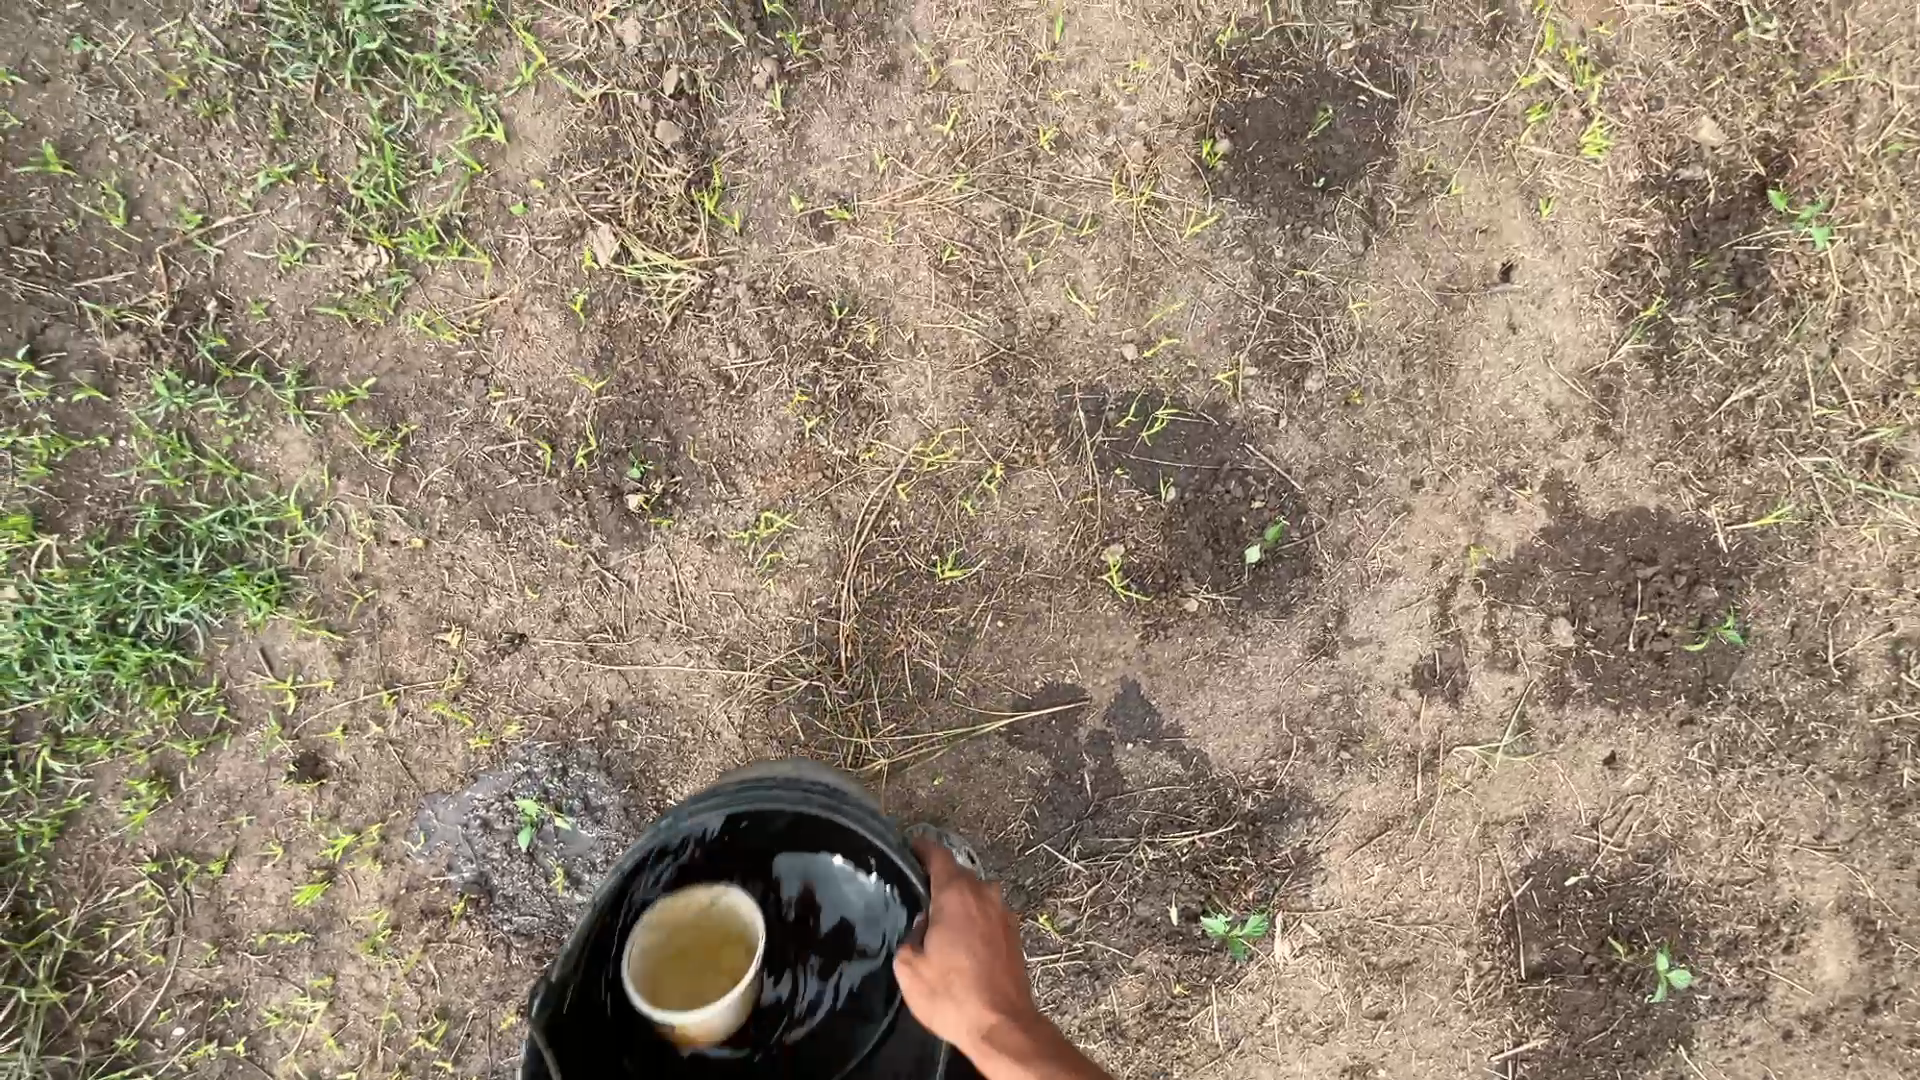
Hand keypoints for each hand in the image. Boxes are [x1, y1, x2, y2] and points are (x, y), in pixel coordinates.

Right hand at [893, 836, 1039, 1054]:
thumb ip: (909, 936)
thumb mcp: (909, 968)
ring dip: (959, 902)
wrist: (1002, 1025)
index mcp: (956, 892)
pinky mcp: (1014, 932)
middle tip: (918, 897)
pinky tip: (964, 943)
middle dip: (939, 880)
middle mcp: (983, 892)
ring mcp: (1003, 911)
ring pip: (975, 894)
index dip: (921, 848)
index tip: (909, 849)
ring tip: (941, 925)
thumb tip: (921, 926)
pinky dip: (975, 919)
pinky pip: (988, 913)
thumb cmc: (952, 994)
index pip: (937, 854)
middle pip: (957, 873)